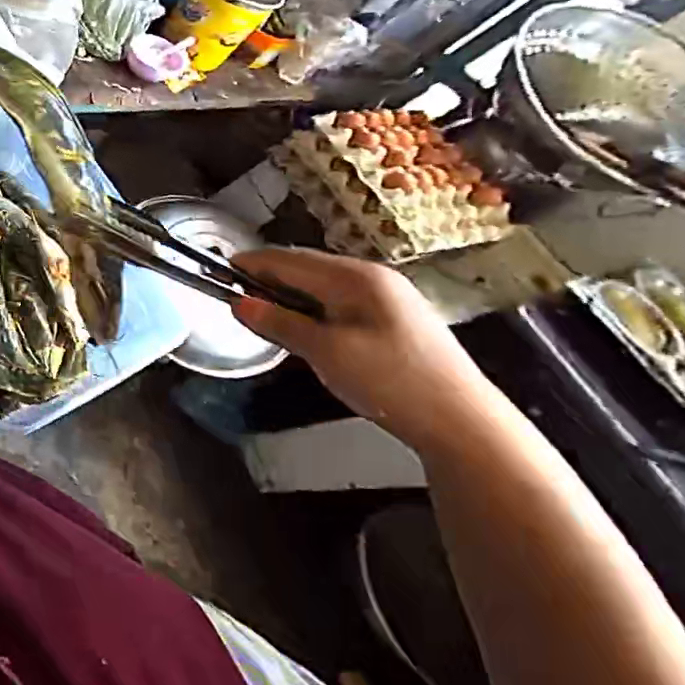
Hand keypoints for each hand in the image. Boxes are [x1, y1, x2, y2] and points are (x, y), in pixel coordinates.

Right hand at [230, 248, 503, 453]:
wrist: (465, 425)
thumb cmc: (391, 382)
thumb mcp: (325, 353)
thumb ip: (279, 323)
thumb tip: (238, 303)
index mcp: (354, 277)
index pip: (288, 259)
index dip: (251, 264)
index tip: (219, 272)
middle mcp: (372, 276)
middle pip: (305, 266)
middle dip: (268, 278)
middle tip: (237, 297)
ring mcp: (388, 296)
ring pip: (321, 284)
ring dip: (290, 294)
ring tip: (264, 314)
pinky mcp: (396, 317)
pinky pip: (339, 299)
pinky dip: (312, 306)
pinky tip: (305, 327)